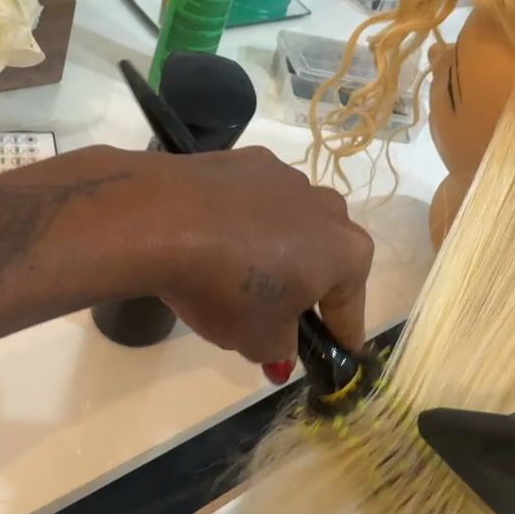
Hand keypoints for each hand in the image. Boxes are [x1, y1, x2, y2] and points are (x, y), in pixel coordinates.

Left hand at [141, 147, 373, 361]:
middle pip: (325, 257)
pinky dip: (243, 219)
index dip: (343, 336)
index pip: (349, 307)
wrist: (165, 219)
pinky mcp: (249, 159)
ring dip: (276, 248)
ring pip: (290, 224)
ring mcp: (287, 177)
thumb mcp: (258, 339)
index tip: (341, 354)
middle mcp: (327, 207)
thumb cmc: (227, 288)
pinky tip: (213, 237)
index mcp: (346, 251)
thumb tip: (281, 351)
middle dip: (308, 285)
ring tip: (236, 274)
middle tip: (280, 316)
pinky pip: (255, 200)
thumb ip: (281, 349)